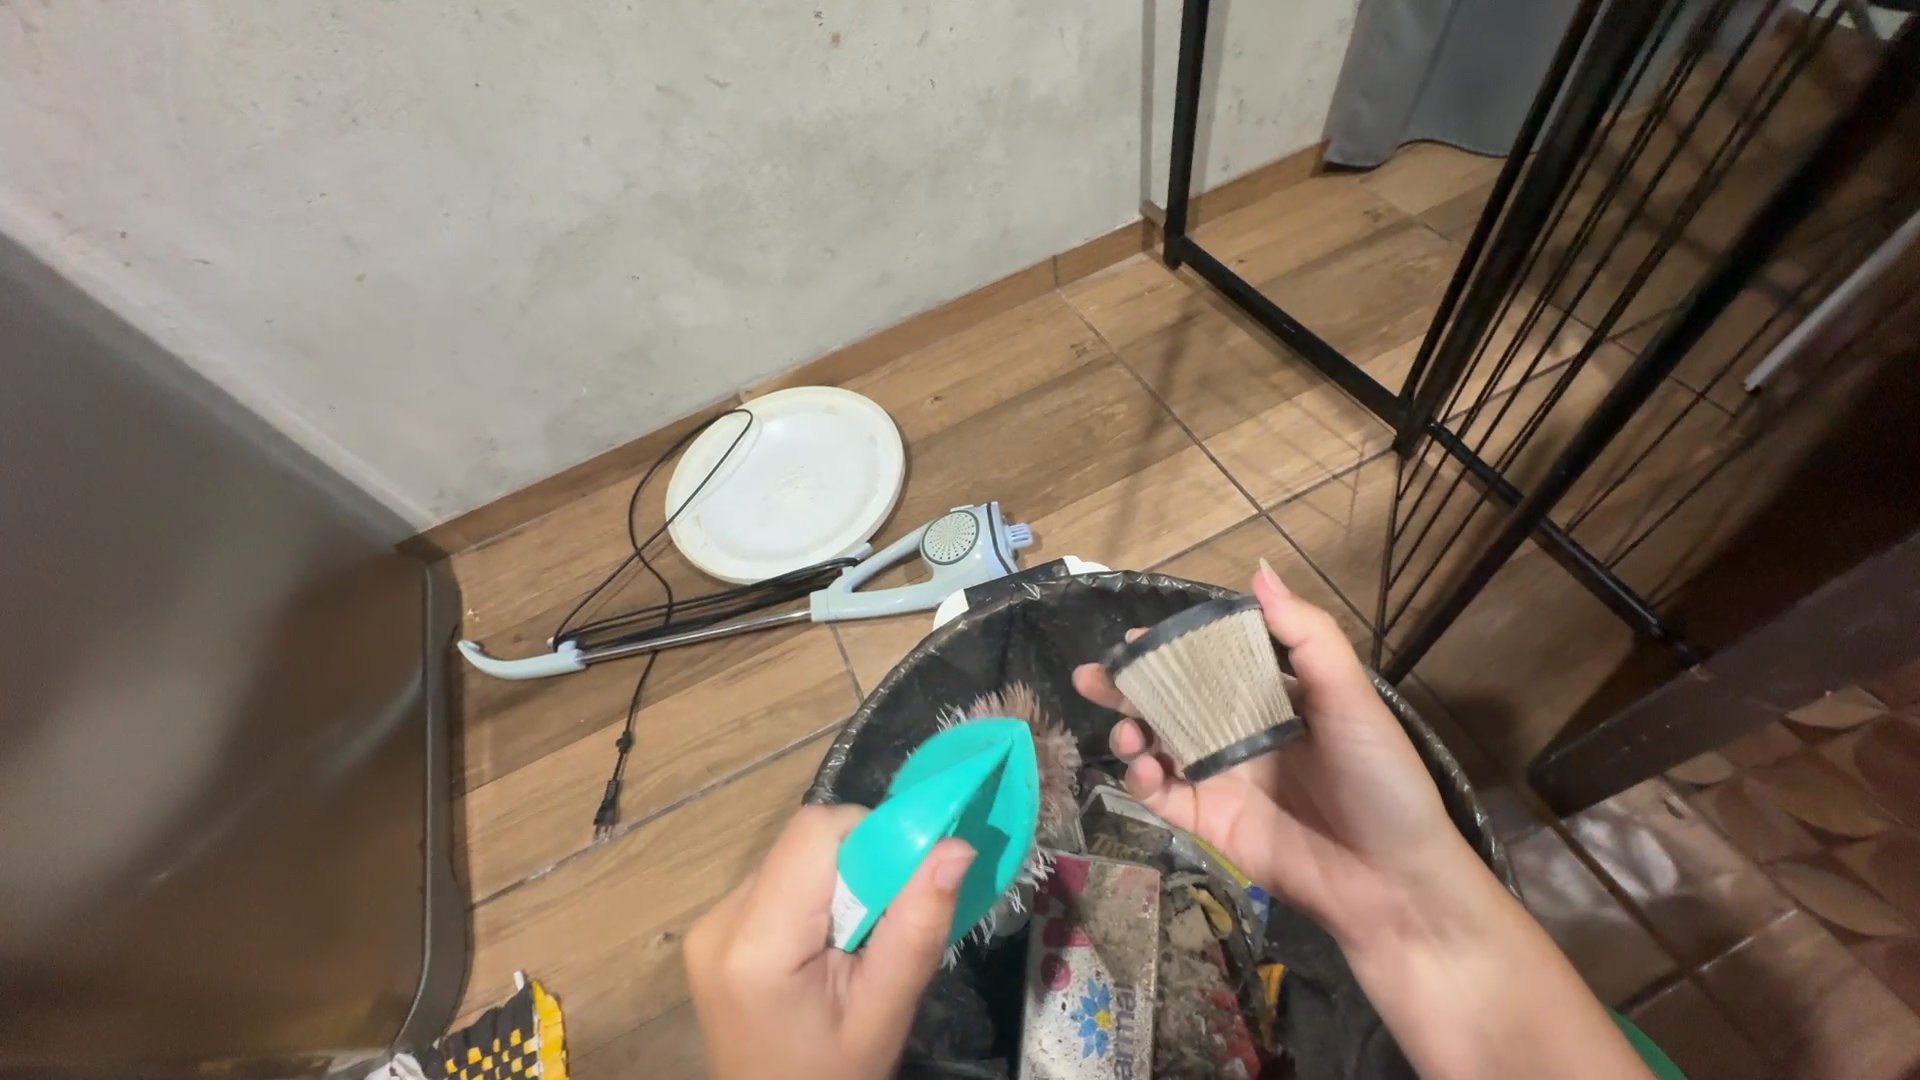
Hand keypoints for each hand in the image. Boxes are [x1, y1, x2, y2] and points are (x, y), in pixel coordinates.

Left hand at [685, 805, 975, 1079]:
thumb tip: (955, 845)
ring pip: (793, 854)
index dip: (867, 836)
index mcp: (757, 945)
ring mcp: (709, 922)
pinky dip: (811, 894)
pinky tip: (820, 944)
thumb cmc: (834, 1076)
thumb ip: (918, 926)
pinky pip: (777, 876)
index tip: (901, 879)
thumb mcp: (886, 1012)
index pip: (815, 831)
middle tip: (880, 921)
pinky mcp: (711, 926)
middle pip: (804, 841)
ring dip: (834, 879)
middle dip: (854, 863)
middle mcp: (720, 919)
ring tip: (850, 940)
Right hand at [1072, 561, 1473, 951]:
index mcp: (1265, 698)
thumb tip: (1259, 571)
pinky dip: (1140, 779)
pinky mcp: (1206, 820)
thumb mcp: (1351, 699)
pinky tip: (1144, 769)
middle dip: (1124, 687)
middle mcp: (1233, 732)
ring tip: (1125, 731)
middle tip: (1089, 676)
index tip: (1132, 638)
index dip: (1167, 647)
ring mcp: (1216, 776)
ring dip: (1128, 731)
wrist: (1393, 884)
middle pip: (1166, 700)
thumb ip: (1307, 635)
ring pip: (1153, 743)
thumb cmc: (1379, 780)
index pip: (1204, 662)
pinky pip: (1158, 794)